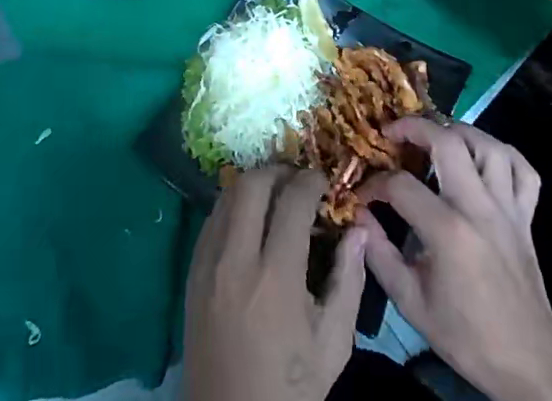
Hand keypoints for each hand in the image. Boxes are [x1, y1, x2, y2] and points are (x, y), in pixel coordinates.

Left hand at [182, 167, 367, 400]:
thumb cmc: (289, 385)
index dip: (310, 181)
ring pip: (226, 195)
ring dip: (253, 185)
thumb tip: (360, 230)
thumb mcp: (332, 343)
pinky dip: (232, 206)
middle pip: (251, 184)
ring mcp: (207, 261)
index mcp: (275, 277)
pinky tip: (250, 219)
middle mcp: (236, 258)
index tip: (323, 180)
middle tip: (298, 180)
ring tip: (276, 195)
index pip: (291, 202)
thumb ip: (348, 281)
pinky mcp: (191, 268)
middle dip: (278, 171)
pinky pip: (211, 218)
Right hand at [359, 121, 551, 400]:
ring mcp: (508, 210)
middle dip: (413, 128)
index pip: (400, 185)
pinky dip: (501, 153)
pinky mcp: (526, 217)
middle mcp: (479, 210)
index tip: (362, 197)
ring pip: (489, 146)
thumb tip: (357, 216)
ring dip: (458, 132)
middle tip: (391, 133)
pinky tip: (479, 156)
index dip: (374, 186)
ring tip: (434, 136)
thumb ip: (378, 253)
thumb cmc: (465, 334)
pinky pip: (522, 170)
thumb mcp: (409, 301)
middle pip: (448, 143)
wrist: (530, 361)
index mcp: (448, 232)